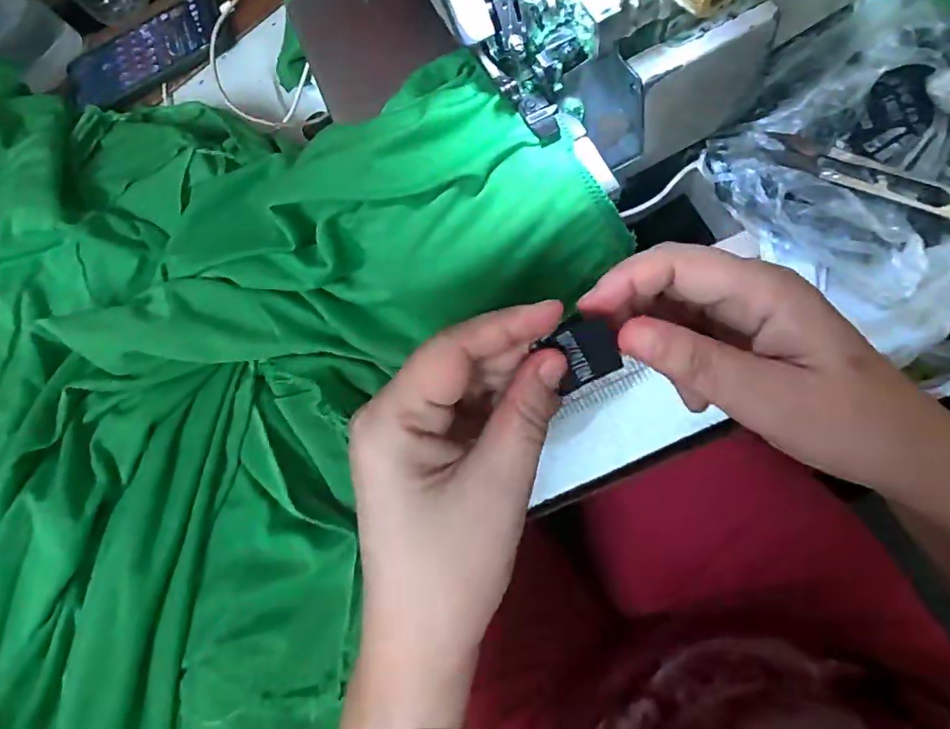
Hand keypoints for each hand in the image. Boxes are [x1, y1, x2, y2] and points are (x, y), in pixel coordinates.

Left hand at [344, 301, 567, 727]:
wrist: (425, 641)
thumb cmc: (455, 566)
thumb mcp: (499, 483)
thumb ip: (526, 411)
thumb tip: (554, 355)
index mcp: (387, 417)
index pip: (450, 351)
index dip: (503, 325)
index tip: (554, 308)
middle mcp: (385, 412)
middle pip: (453, 362)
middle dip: (508, 347)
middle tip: (564, 336)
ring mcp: (400, 430)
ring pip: (459, 382)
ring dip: (506, 371)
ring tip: (555, 358)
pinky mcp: (418, 447)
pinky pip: (460, 407)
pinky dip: (496, 399)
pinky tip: (530, 388)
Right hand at [577, 245, 949, 500]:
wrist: (908, 455)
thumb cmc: (846, 425)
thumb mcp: (765, 399)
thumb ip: (692, 361)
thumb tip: (622, 330)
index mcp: (762, 287)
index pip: (676, 262)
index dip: (625, 279)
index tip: (587, 315)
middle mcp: (752, 285)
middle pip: (672, 274)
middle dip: (633, 303)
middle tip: (607, 346)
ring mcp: (751, 307)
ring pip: (679, 301)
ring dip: (658, 334)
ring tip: (670, 384)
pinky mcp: (750, 330)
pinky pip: (696, 327)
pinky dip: (680, 353)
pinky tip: (695, 393)